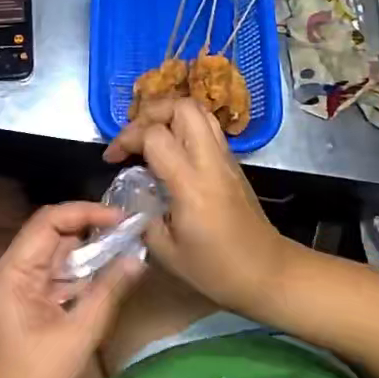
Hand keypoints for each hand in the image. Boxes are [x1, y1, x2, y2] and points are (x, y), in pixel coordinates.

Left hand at [0, 203, 143, 377]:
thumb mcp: (77, 337)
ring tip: (128, 251)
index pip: (50, 220)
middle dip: (93, 231)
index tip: (123, 218)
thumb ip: (109, 291)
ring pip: (59, 256)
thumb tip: (138, 257)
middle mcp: (12, 272)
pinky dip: (84, 275)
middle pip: (55, 234)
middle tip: (133, 234)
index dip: (87, 212)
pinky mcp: (29, 307)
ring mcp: (19, 290)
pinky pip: (59, 278)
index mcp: (13, 271)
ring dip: (91, 253)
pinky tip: (110, 278)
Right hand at [104, 97, 296, 312]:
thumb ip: (143, 219)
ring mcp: (225, 157)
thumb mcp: (167, 253)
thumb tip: (131, 200)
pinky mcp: (232, 162)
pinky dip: (184, 127)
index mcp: (191, 184)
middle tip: (133, 137)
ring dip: (169, 115)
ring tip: (150, 138)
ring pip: (199, 111)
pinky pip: (208, 128)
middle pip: (183, 106)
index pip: (156, 136)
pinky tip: (171, 151)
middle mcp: (210, 161)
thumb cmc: (217, 269)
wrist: (267, 271)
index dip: (127, 138)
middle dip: (151, 113)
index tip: (112, 158)